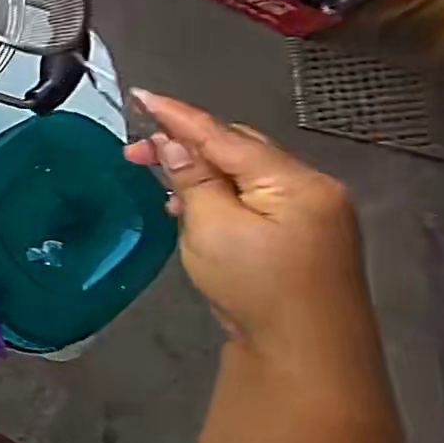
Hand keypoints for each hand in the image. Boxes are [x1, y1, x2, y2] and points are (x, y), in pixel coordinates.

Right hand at [124, 90, 371, 350]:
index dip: (178, 115)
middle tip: (135, 149)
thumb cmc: (256, 285)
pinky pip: (249, 193)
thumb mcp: (211, 227)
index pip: (223, 136)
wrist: (302, 346)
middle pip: (237, 148)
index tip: (143, 96)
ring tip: (155, 172)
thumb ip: (192, 180)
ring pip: (241, 170)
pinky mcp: (298, 230)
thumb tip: (173, 145)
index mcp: (293, 182)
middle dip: (185, 142)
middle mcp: (309, 188)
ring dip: (197, 167)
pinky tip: (189, 200)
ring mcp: (308, 210)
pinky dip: (214, 189)